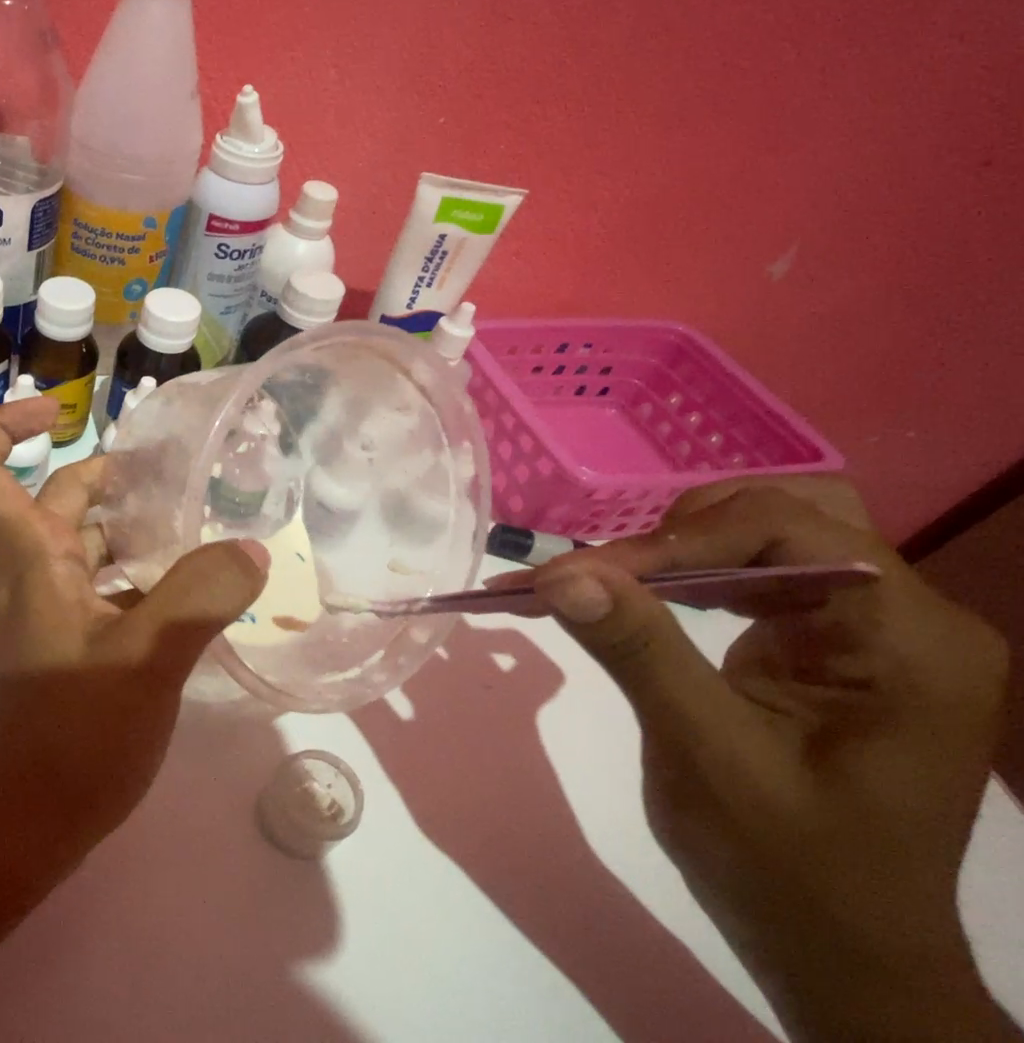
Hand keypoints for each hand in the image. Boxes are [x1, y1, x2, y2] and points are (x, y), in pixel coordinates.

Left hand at [0, 396, 270, 844]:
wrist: (23, 824)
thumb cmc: (71, 735)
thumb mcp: (146, 660)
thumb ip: (199, 597)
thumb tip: (249, 549)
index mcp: (32, 560)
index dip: (0, 427)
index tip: (55, 412)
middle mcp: (34, 576)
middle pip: (56, 501)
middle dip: (111, 479)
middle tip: (182, 475)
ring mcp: (51, 616)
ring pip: (87, 549)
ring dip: (135, 531)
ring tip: (206, 526)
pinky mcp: (71, 652)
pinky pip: (106, 593)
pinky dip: (143, 580)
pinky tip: (198, 595)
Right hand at [524, 477, 1016, 1041]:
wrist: (840, 954)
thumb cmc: (785, 867)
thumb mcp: (704, 755)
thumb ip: (639, 650)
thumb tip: (560, 573)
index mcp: (908, 640)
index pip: (789, 530)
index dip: (674, 539)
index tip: (573, 575)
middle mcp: (910, 621)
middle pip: (795, 516)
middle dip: (687, 531)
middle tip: (602, 572)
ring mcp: (878, 636)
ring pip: (776, 540)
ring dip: (684, 551)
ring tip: (605, 583)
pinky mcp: (837, 653)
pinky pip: (765, 583)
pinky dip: (694, 581)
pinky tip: (643, 602)